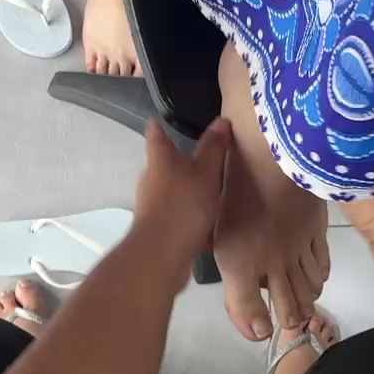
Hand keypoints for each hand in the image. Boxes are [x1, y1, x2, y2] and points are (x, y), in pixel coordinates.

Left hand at [131, 118, 232, 263]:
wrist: (162, 254)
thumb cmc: (183, 205)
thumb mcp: (205, 173)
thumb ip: (214, 148)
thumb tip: (221, 120)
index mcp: (160, 160)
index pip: (156, 135)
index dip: (160, 125)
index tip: (164, 119)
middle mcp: (152, 180)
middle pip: (164, 165)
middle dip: (182, 162)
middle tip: (206, 157)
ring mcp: (153, 206)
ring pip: (173, 193)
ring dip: (190, 192)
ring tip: (214, 192)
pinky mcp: (159, 229)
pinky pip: (180, 218)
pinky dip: (194, 219)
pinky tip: (213, 228)